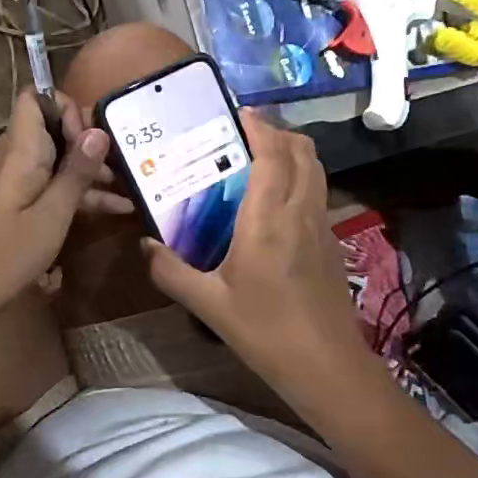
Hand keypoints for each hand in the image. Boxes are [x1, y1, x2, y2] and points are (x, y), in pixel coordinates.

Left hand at [0, 90, 130, 340]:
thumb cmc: (5, 255)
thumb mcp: (51, 216)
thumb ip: (76, 173)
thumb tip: (99, 131)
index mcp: (19, 151)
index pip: (36, 98)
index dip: (67, 107)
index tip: (93, 138)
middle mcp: (16, 157)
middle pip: (53, 127)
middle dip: (90, 140)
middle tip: (125, 163)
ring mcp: (17, 180)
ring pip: (59, 158)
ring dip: (92, 170)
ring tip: (132, 186)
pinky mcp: (20, 202)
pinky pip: (54, 184)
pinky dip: (81, 193)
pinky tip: (118, 208)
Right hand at [142, 110, 371, 393]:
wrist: (325, 363)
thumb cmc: (265, 331)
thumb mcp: (209, 305)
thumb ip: (171, 271)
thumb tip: (146, 245)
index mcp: (268, 219)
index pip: (272, 154)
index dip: (259, 126)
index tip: (239, 113)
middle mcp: (300, 211)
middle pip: (302, 151)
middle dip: (277, 132)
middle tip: (245, 134)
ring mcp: (322, 224)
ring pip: (316, 169)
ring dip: (293, 151)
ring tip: (261, 158)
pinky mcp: (331, 241)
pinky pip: (318, 191)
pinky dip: (302, 177)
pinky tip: (278, 200)